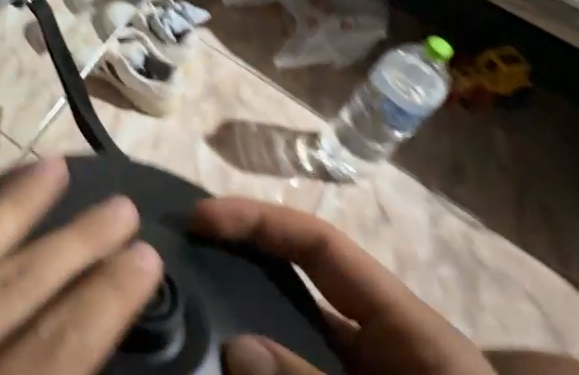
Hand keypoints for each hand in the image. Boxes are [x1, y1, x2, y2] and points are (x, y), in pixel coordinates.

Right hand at [192, 198, 495, 374]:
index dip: (260, 221)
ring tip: (181, 324)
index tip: (200, 220)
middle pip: (295, 286)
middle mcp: (377, 349)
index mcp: (404, 328)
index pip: (321, 247)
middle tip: (174, 266)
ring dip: (238, 332)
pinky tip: (216, 370)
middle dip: (236, 269)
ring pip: (284, 342)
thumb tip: (238, 347)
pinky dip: (257, 373)